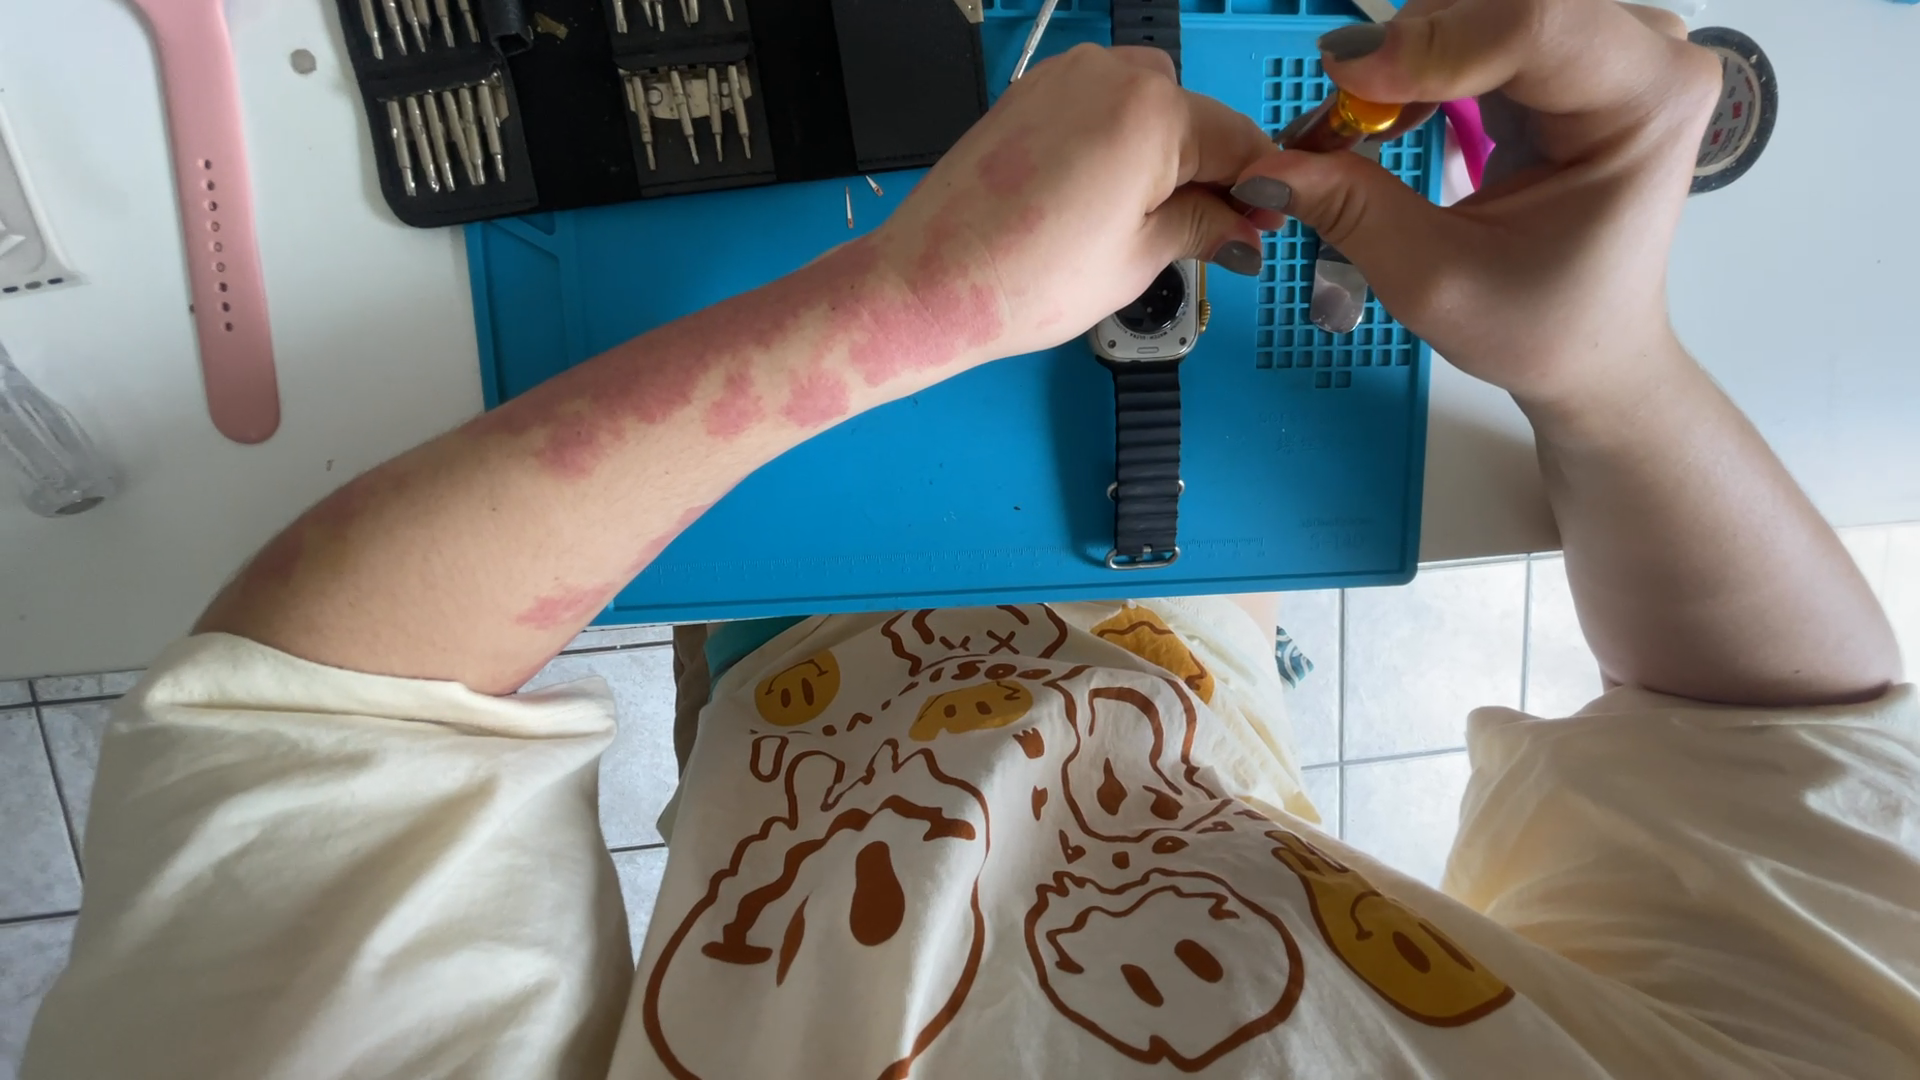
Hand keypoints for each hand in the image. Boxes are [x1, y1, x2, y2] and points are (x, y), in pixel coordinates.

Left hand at [869, 45, 1279, 363]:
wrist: (930, 285)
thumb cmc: (1028, 282)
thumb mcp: (1136, 261)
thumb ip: (1202, 227)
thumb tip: (1244, 225)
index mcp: (1152, 110)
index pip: (1236, 140)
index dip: (1254, 189)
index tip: (1255, 228)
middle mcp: (1109, 74)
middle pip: (1189, 119)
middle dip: (1202, 173)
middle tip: (1191, 237)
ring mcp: (1061, 79)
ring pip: (1142, 111)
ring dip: (1155, 160)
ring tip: (1129, 226)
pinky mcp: (1027, 97)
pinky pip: (1094, 114)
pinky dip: (1111, 150)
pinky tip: (1091, 202)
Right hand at [1231, 0, 1721, 410]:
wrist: (1582, 348)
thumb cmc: (1526, 324)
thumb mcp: (1429, 279)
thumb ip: (1353, 210)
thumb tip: (1263, 169)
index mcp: (1646, 100)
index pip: (1535, 27)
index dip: (1426, 45)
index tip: (1335, 80)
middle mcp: (1643, 51)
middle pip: (1506, 5)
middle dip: (1405, 51)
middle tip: (1325, 126)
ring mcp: (1608, 51)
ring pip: (1486, 11)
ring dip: (1403, 59)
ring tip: (1347, 129)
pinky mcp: (1570, 66)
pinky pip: (1482, 36)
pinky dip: (1417, 69)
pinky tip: (1385, 117)